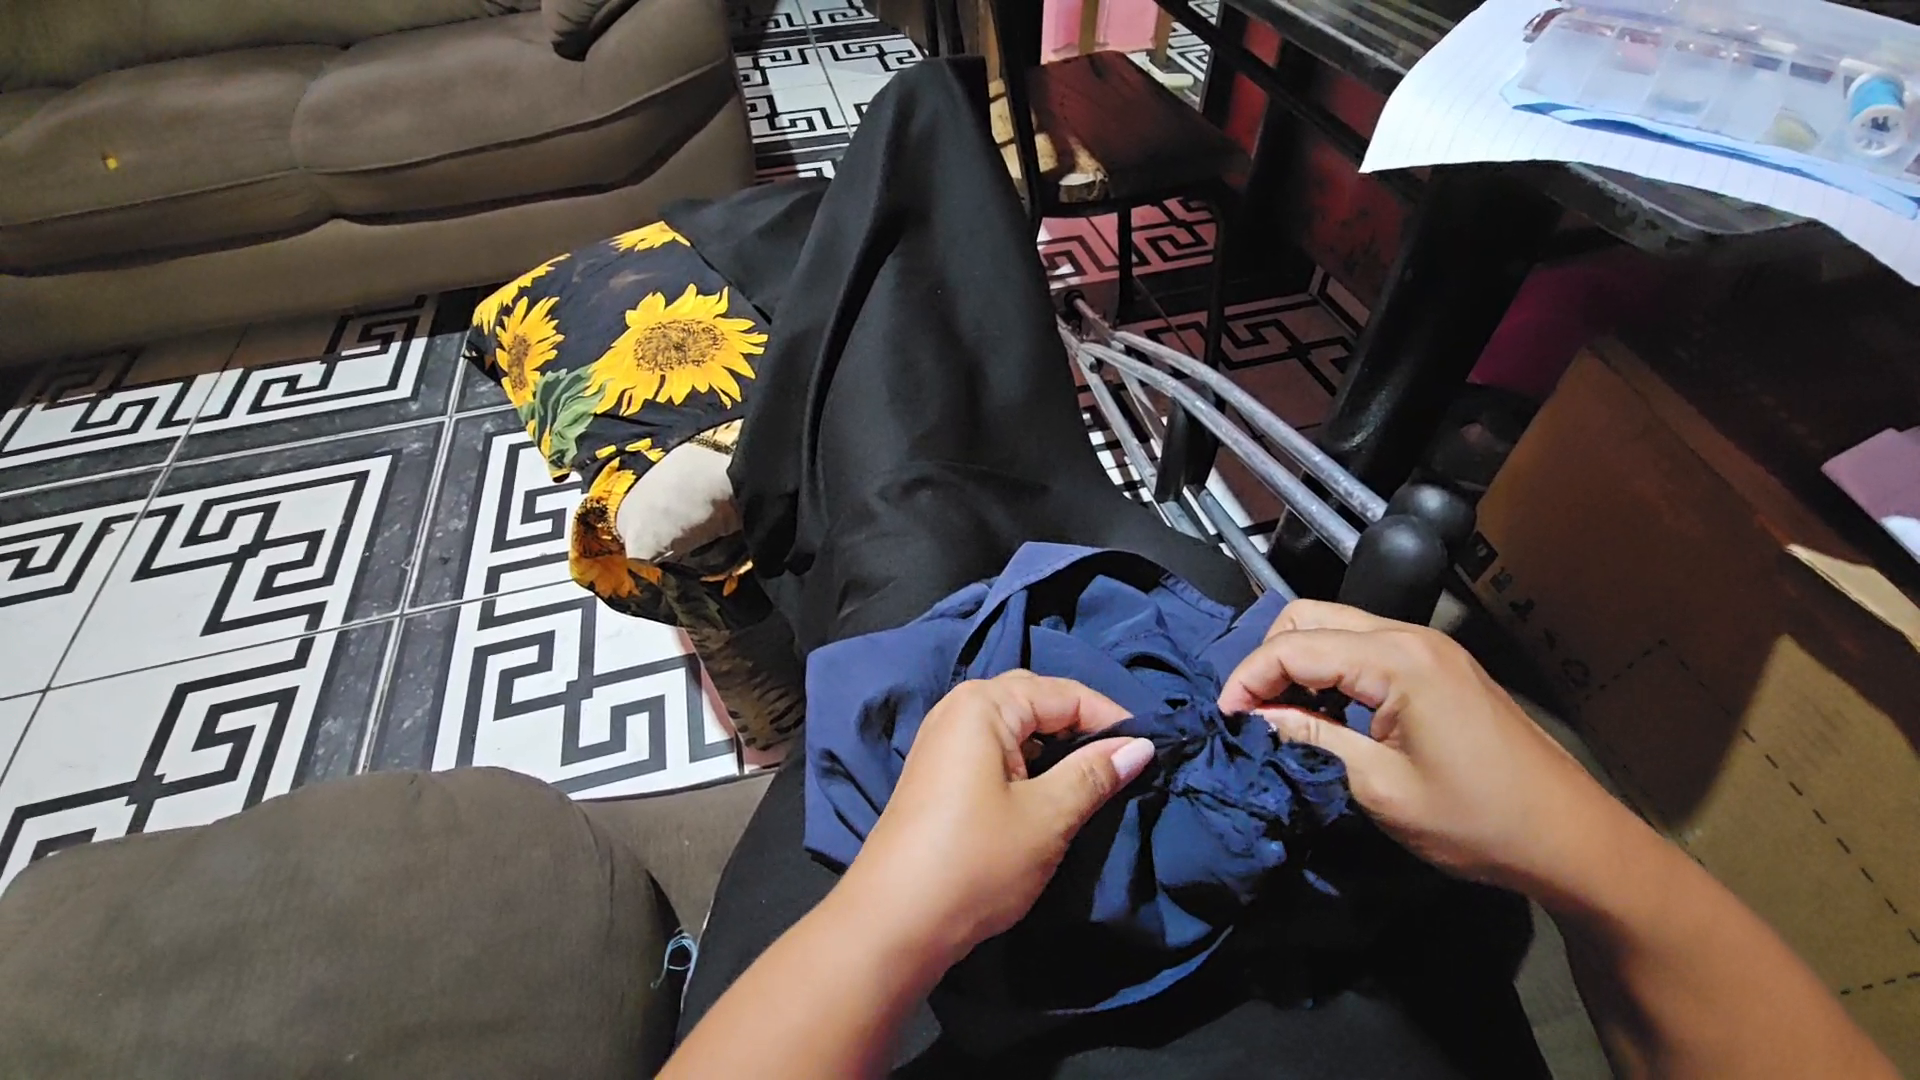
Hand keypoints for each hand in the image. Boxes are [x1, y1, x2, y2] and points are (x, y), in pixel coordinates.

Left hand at [838, 671, 1154, 965]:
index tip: (1150, 751)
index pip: (1064, 693)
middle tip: (1123, 759)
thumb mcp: (1047, 816)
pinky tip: (1047, 788)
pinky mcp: (939, 770)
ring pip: (1015, 725)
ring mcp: (943, 739)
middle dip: (1082, 725)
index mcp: (984, 704)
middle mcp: (959, 707)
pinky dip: (1028, 760)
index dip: (1111, 718)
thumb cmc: (977, 860)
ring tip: (1093, 775)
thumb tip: (1140, 746)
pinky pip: (995, 747)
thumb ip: (1095, 773)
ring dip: (1055, 744)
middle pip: (1036, 700)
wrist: (894, 920)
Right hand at [1218, 600, 1623, 894]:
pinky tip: (1325, 710)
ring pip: (1333, 627)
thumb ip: (1310, 739)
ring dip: (1297, 662)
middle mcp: (1410, 637)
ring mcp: (1427, 647)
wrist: (1575, 842)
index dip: (1248, 678)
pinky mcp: (1436, 665)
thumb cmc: (1478, 821)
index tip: (1226, 717)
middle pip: (1308, 617)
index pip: (1294, 646)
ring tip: (1282, 713)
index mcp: (1397, 660)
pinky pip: (1361, 647)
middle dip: (1268, 658)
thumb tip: (1255, 717)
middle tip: (1253, 710)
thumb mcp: (1379, 787)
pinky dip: (1328, 668)